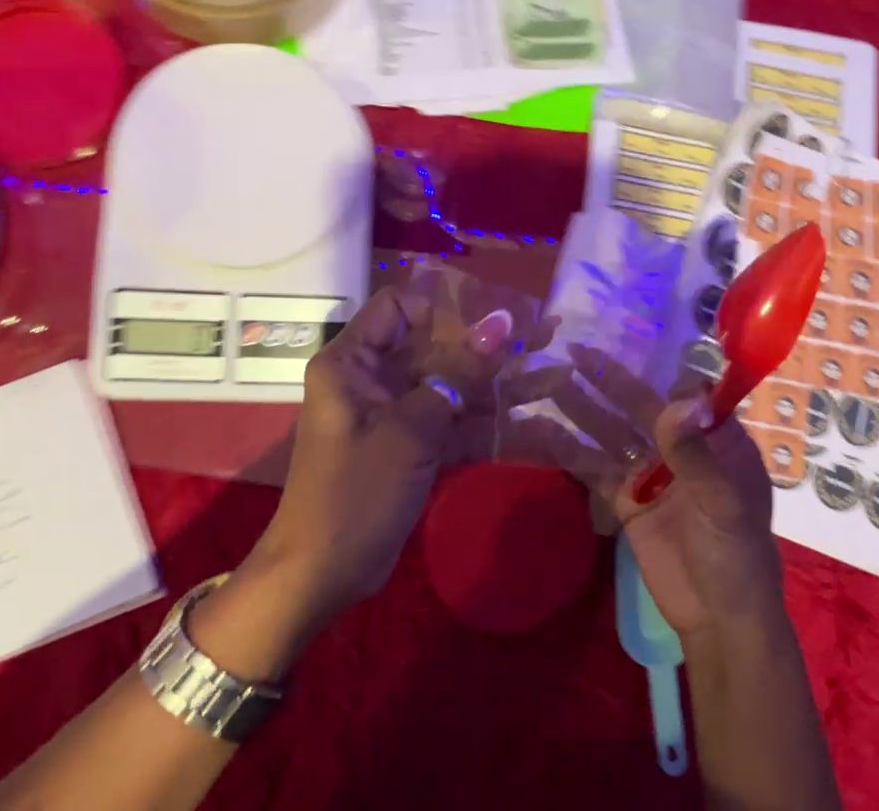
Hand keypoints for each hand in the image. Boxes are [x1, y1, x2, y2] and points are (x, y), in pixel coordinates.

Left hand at [248, 283, 517, 622]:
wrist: (322, 574)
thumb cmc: (355, 492)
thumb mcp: (411, 430)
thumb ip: (458, 374)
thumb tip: (502, 321)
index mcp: (352, 363)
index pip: (398, 307)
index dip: (446, 304)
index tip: (497, 313)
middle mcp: (372, 380)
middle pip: (434, 346)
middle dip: (488, 344)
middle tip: (546, 334)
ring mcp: (394, 415)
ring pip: (451, 386)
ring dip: (498, 383)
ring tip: (557, 372)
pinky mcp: (411, 448)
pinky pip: (453, 422)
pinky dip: (487, 422)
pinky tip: (536, 417)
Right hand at [553, 344, 784, 643]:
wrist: (718, 619)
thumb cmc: (737, 556)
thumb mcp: (723, 504)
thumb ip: (695, 453)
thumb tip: (676, 398)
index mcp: (716, 441)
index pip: (686, 392)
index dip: (657, 365)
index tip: (627, 337)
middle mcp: (680, 448)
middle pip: (640, 406)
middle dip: (608, 380)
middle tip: (573, 349)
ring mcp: (649, 474)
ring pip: (611, 432)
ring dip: (582, 408)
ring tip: (547, 380)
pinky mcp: (624, 500)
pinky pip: (593, 468)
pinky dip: (568, 450)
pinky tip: (540, 430)